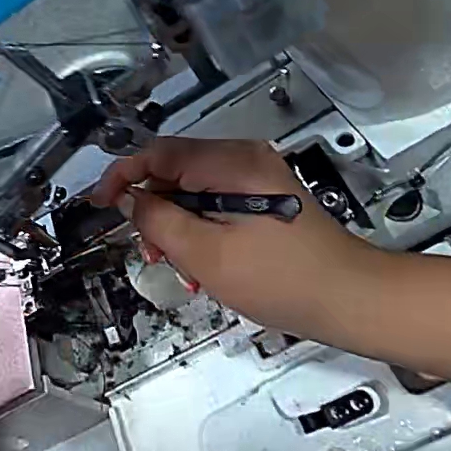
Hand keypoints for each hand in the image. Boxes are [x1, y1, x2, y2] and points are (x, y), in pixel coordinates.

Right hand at [93, 137, 385, 340]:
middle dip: (154, 209)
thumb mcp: (206, 253)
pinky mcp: (263, 192)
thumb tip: (129, 198)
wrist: (349, 297)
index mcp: (232, 161)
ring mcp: (256, 173)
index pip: (159, 152)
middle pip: (175, 169)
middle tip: (148, 249)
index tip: (101, 202)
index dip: (123, 175)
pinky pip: (215, 199)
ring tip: (179, 266)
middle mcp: (244, 156)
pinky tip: (202, 262)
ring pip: (192, 188)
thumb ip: (158, 220)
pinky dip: (199, 226)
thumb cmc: (282, 278)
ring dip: (176, 224)